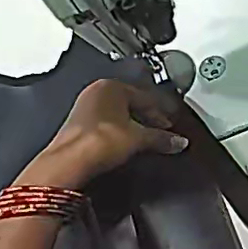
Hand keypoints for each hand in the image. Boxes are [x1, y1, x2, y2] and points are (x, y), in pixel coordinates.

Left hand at [16, 79, 188, 189]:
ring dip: (132, 127)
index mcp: (110, 86)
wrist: (71, 161)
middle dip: (146, 119)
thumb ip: (161, 138)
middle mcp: (94, 93)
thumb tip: (177, 141)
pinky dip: (117, 134)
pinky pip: (105, 126)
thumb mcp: (139, 138)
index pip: (144, 97)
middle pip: (130, 105)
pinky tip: (124, 146)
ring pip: (116, 115)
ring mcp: (84, 109)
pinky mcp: (78, 127)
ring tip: (144, 141)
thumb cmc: (99, 141)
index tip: (170, 126)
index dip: (160, 113)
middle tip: (160, 133)